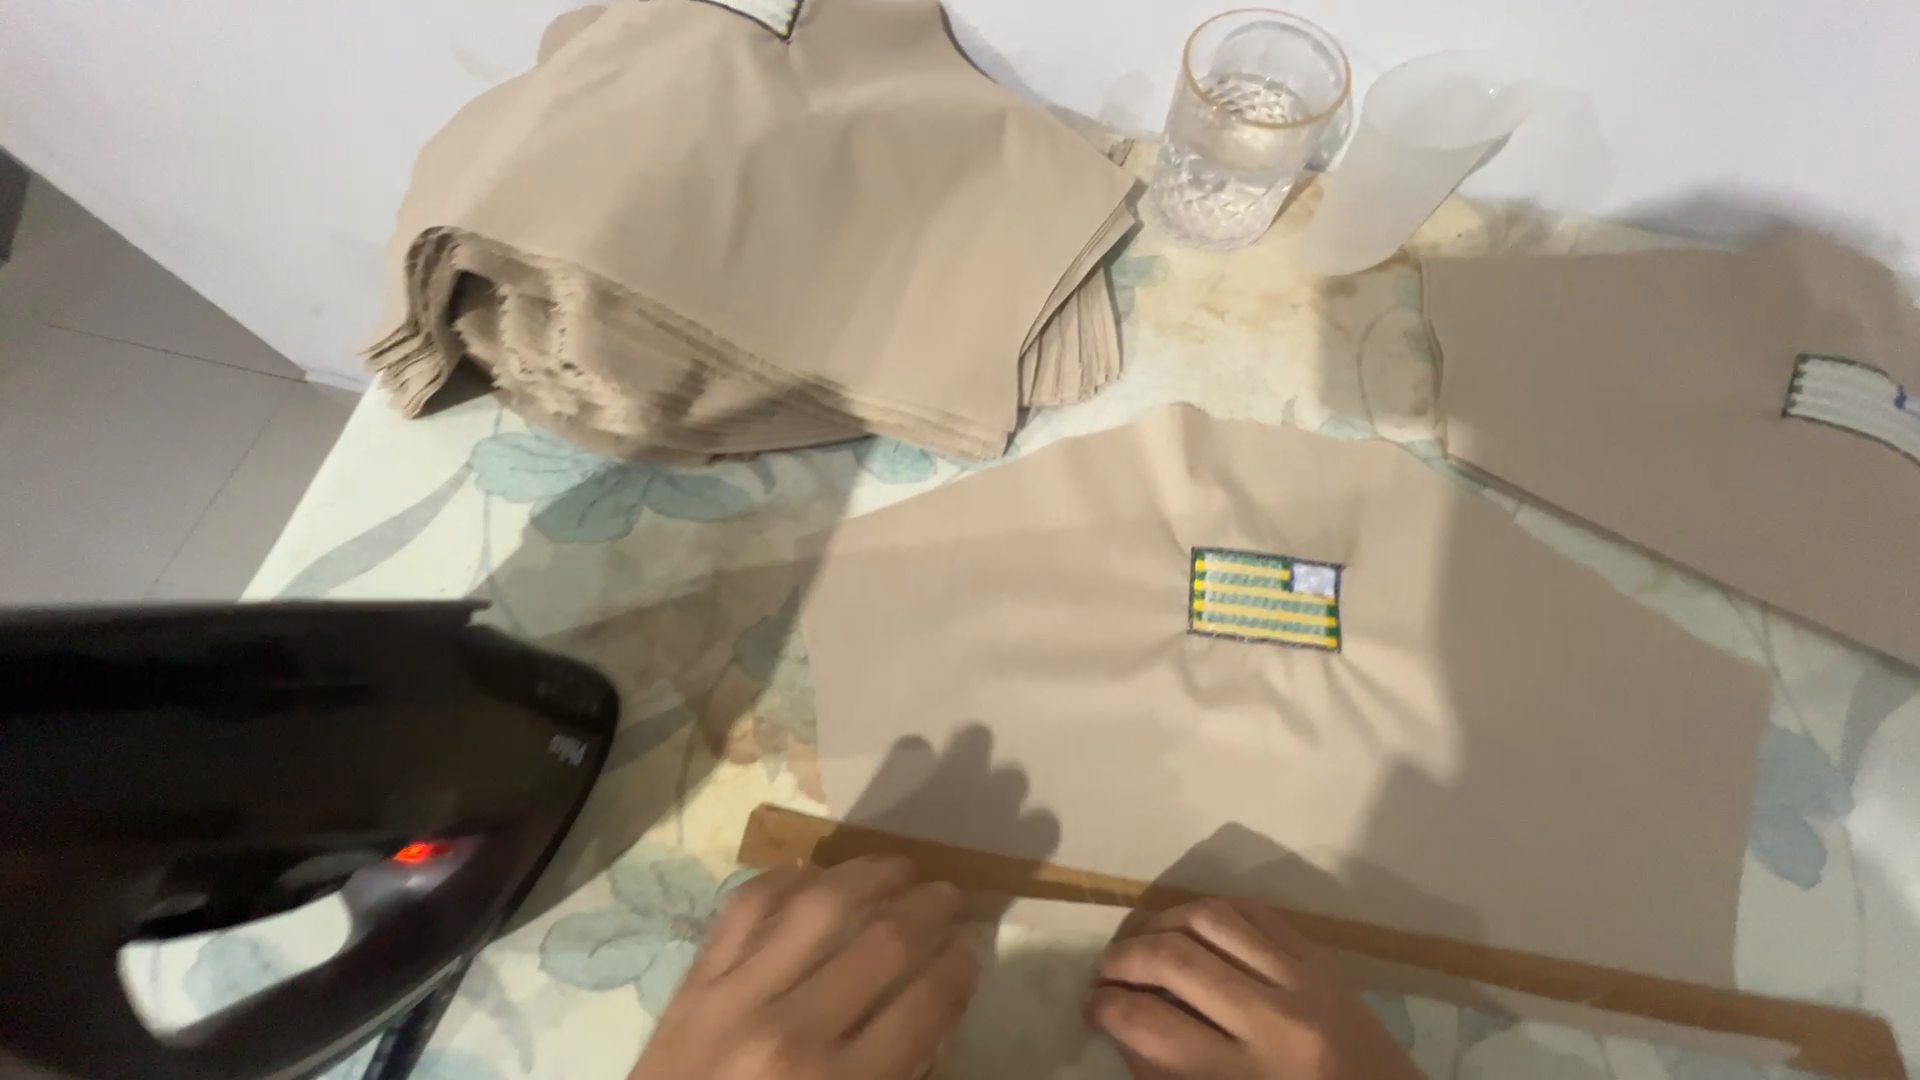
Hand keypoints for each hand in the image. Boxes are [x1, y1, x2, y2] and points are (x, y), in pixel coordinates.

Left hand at [630, 856, 979, 1079]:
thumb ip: (894, 1076)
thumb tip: (933, 1006)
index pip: (923, 1009)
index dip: (959, 970)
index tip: (971, 948)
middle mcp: (790, 1036)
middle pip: (884, 946)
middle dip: (932, 912)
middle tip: (952, 896)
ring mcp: (735, 998)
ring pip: (820, 905)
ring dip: (873, 874)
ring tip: (902, 866)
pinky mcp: (694, 980)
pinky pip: (748, 905)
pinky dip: (788, 877)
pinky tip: (818, 873)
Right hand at [1087, 899, 1421, 1079]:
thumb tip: (1121, 1028)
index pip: (1152, 1026)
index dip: (1106, 1009)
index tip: (1092, 1007)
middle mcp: (1276, 1022)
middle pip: (1173, 959)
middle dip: (1122, 960)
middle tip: (1105, 973)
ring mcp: (1303, 980)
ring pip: (1207, 918)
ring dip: (1158, 923)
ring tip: (1141, 942)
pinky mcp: (1320, 957)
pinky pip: (1249, 910)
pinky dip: (1207, 911)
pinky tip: (1188, 927)